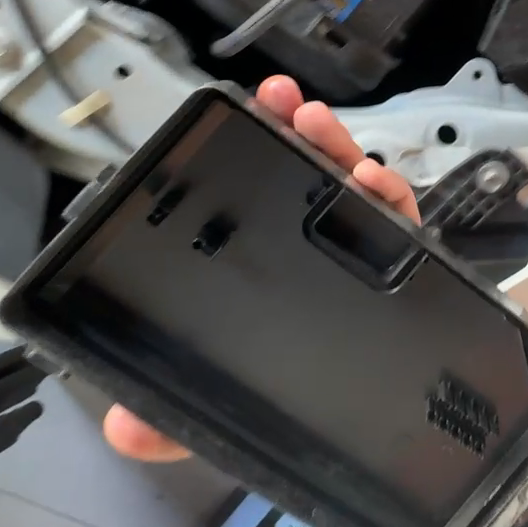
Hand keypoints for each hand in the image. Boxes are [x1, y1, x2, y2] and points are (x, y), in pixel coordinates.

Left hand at [101, 75, 419, 462]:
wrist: (391, 419)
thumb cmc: (310, 389)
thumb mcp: (232, 402)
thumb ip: (177, 418)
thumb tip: (121, 425)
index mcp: (280, 263)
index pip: (268, 198)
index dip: (259, 151)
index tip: (244, 115)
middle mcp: (323, 245)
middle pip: (313, 175)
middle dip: (296, 128)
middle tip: (280, 100)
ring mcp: (365, 247)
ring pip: (352, 183)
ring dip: (336, 147)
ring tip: (316, 123)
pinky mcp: (406, 259)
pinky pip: (399, 219)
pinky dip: (386, 193)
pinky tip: (370, 181)